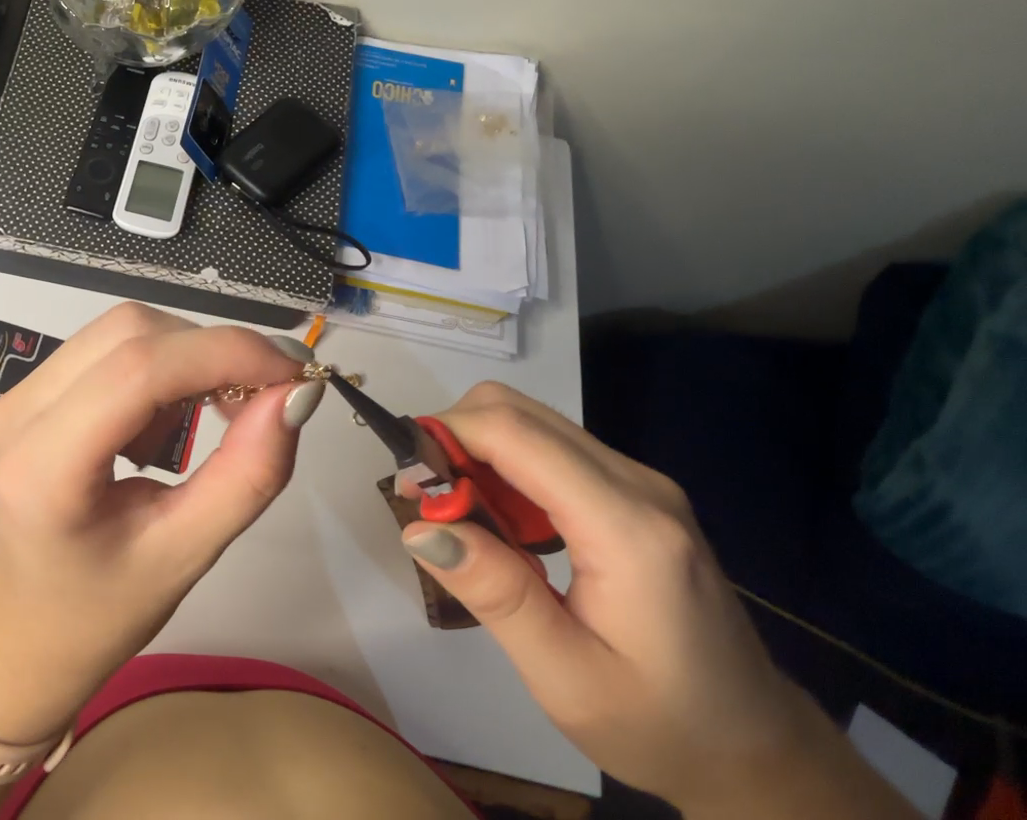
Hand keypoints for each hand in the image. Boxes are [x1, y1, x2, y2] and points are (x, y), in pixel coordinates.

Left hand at [0, 303, 324, 745]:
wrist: (28, 629)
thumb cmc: (102, 611)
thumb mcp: (186, 555)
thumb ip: (246, 475)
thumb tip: (295, 395)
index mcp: (43, 468)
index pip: (137, 371)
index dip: (224, 353)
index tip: (294, 374)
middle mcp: (17, 414)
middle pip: (128, 334)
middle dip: (209, 353)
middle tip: (260, 402)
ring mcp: (16, 397)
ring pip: (119, 332)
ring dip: (184, 362)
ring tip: (205, 426)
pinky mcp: (28, 393)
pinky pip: (105, 350)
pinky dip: (157, 371)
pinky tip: (162, 432)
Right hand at [401, 383, 912, 816]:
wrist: (756, 751)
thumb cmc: (659, 724)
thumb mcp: (565, 677)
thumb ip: (495, 595)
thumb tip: (419, 527)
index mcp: (627, 528)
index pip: (515, 434)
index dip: (444, 439)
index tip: (406, 490)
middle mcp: (639, 485)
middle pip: (518, 412)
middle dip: (453, 441)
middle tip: (429, 509)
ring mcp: (641, 486)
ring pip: (530, 423)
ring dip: (475, 455)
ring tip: (460, 525)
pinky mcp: (636, 496)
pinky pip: (550, 450)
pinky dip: (503, 469)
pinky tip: (500, 528)